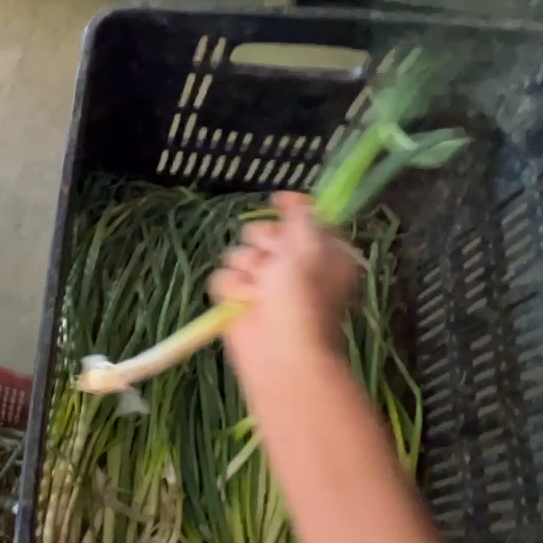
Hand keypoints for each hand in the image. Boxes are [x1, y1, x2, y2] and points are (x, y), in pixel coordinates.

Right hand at [209, 192, 357, 384]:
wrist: (280, 347)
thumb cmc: (304, 298)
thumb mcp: (311, 248)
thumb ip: (301, 216)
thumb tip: (290, 195)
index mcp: (319, 251)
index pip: (301, 218)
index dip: (289, 210)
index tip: (277, 201)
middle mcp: (290, 264)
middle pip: (261, 231)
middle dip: (263, 243)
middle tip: (274, 262)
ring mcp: (261, 281)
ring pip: (237, 253)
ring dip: (247, 268)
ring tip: (259, 289)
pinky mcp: (235, 296)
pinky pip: (222, 276)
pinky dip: (232, 288)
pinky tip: (244, 301)